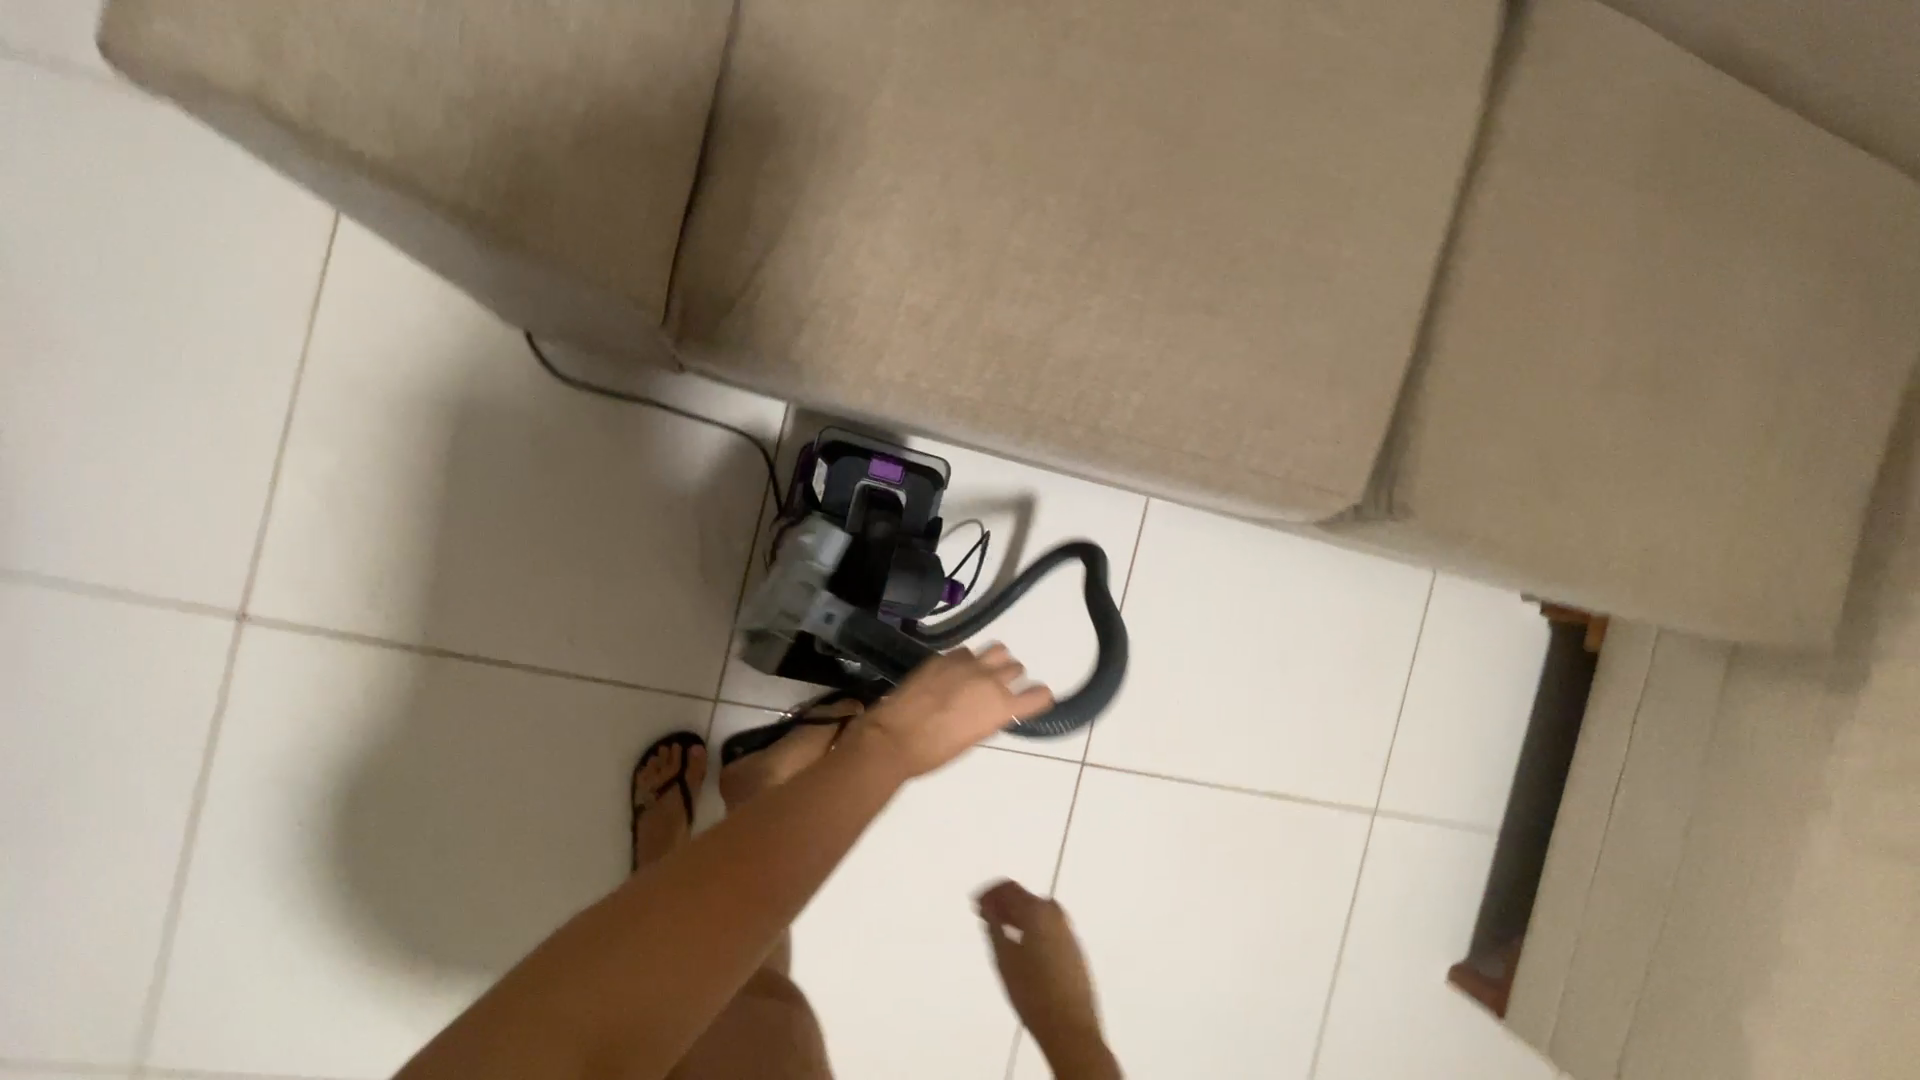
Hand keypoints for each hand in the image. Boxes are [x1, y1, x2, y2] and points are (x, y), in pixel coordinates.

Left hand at [855, 645, 1052, 777]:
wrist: (895, 737)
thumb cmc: (935, 752)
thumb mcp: (972, 739)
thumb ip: (988, 717)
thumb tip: (990, 707)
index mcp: (1000, 708)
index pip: (1038, 695)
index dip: (1040, 697)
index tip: (1036, 698)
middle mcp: (989, 681)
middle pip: (1016, 668)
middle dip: (1012, 677)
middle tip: (999, 688)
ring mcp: (966, 665)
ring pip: (997, 650)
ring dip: (995, 660)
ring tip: (982, 671)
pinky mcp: (944, 657)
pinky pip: (966, 651)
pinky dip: (966, 660)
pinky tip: (953, 672)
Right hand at [976, 879, 1102, 1054]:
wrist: (1070, 1028)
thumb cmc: (1032, 994)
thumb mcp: (1004, 959)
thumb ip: (994, 926)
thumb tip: (988, 907)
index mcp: (1038, 912)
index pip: (1009, 888)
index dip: (989, 892)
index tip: (975, 903)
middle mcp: (1056, 915)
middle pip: (1025, 897)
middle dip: (1004, 902)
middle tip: (985, 916)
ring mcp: (1068, 931)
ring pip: (1038, 911)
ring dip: (1017, 915)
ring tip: (1000, 930)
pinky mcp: (1073, 948)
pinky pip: (1048, 925)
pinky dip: (1031, 926)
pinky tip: (1021, 944)